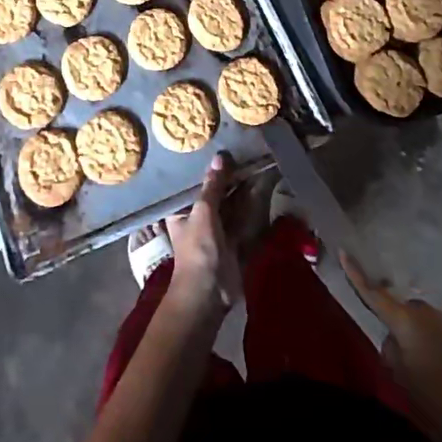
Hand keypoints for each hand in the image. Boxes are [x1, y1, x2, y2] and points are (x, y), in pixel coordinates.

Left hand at [165, 153, 240, 312]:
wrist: (209, 292)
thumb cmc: (198, 249)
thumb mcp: (203, 212)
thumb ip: (212, 187)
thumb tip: (219, 157)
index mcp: (182, 210)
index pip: (194, 184)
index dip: (207, 169)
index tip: (220, 149)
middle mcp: (197, 217)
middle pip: (214, 193)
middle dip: (228, 178)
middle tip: (243, 152)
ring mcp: (216, 229)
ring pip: (229, 204)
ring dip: (241, 189)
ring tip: (254, 163)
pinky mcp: (233, 240)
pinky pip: (241, 218)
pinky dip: (249, 205)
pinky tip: (260, 188)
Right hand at [340, 251, 441, 376]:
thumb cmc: (436, 404)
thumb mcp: (400, 379)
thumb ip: (391, 351)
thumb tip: (395, 340)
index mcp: (407, 321)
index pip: (374, 294)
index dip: (356, 274)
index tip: (344, 252)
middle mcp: (431, 316)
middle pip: (406, 309)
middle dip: (399, 322)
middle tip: (397, 351)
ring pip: (428, 324)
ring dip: (422, 337)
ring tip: (426, 370)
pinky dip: (441, 349)